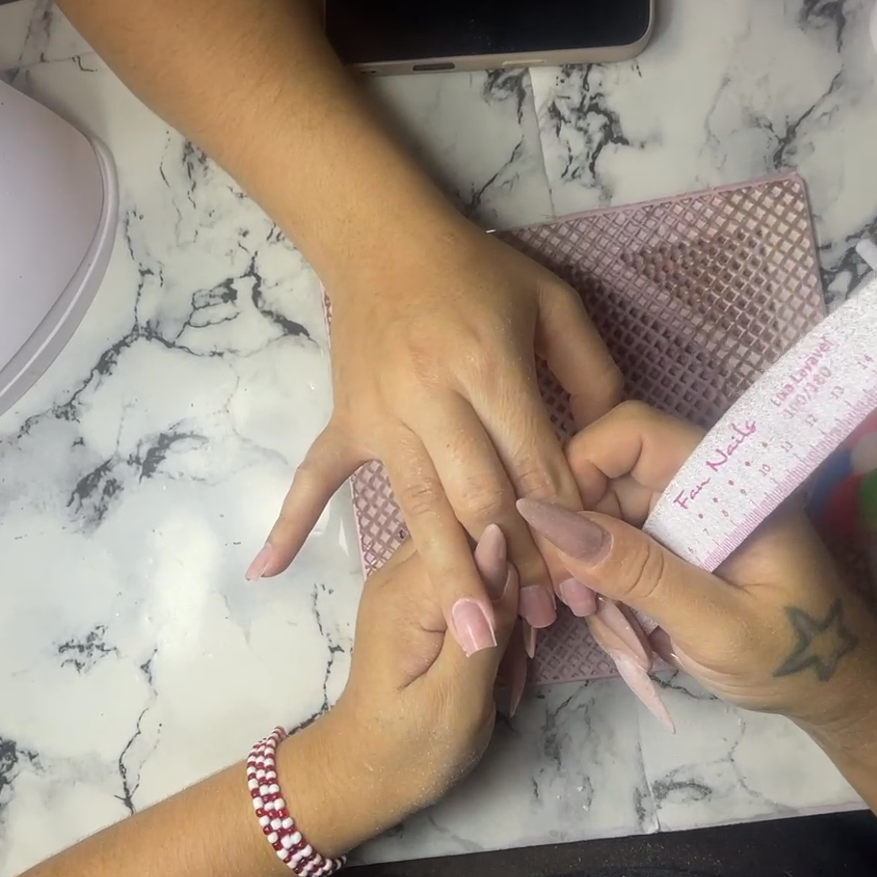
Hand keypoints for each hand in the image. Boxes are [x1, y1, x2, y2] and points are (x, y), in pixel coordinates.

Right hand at [249, 223, 622, 652]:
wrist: (383, 239)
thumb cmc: (476, 271)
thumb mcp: (552, 302)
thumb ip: (590, 370)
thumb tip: (610, 441)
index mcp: (491, 367)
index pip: (533, 463)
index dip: (561, 527)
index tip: (581, 585)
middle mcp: (433, 398)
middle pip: (478, 498)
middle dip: (512, 566)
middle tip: (539, 626)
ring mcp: (381, 416)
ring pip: (417, 506)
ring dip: (445, 571)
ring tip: (468, 637)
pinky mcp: (346, 422)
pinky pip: (316, 475)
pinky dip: (292, 520)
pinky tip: (266, 570)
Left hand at [280, 525, 519, 853]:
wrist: (364, 769)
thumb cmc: (411, 747)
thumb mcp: (458, 696)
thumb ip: (485, 618)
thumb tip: (501, 538)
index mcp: (404, 591)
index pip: (473, 530)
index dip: (520, 557)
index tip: (546, 606)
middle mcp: (397, 571)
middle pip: (473, 533)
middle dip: (516, 576)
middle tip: (532, 639)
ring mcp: (403, 579)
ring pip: (474, 553)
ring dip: (507, 597)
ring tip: (515, 656)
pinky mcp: (416, 595)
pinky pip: (465, 575)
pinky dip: (492, 607)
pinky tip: (501, 651)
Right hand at [515, 402, 876, 726]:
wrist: (833, 688)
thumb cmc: (795, 655)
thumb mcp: (714, 623)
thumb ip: (634, 570)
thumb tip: (545, 518)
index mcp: (725, 482)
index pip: (631, 433)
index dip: (581, 467)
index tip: (561, 538)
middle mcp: (695, 486)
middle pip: (600, 477)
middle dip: (575, 537)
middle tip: (577, 603)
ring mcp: (678, 516)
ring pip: (594, 518)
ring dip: (586, 572)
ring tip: (611, 624)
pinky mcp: (665, 545)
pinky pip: (606, 550)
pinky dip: (600, 588)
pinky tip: (622, 626)